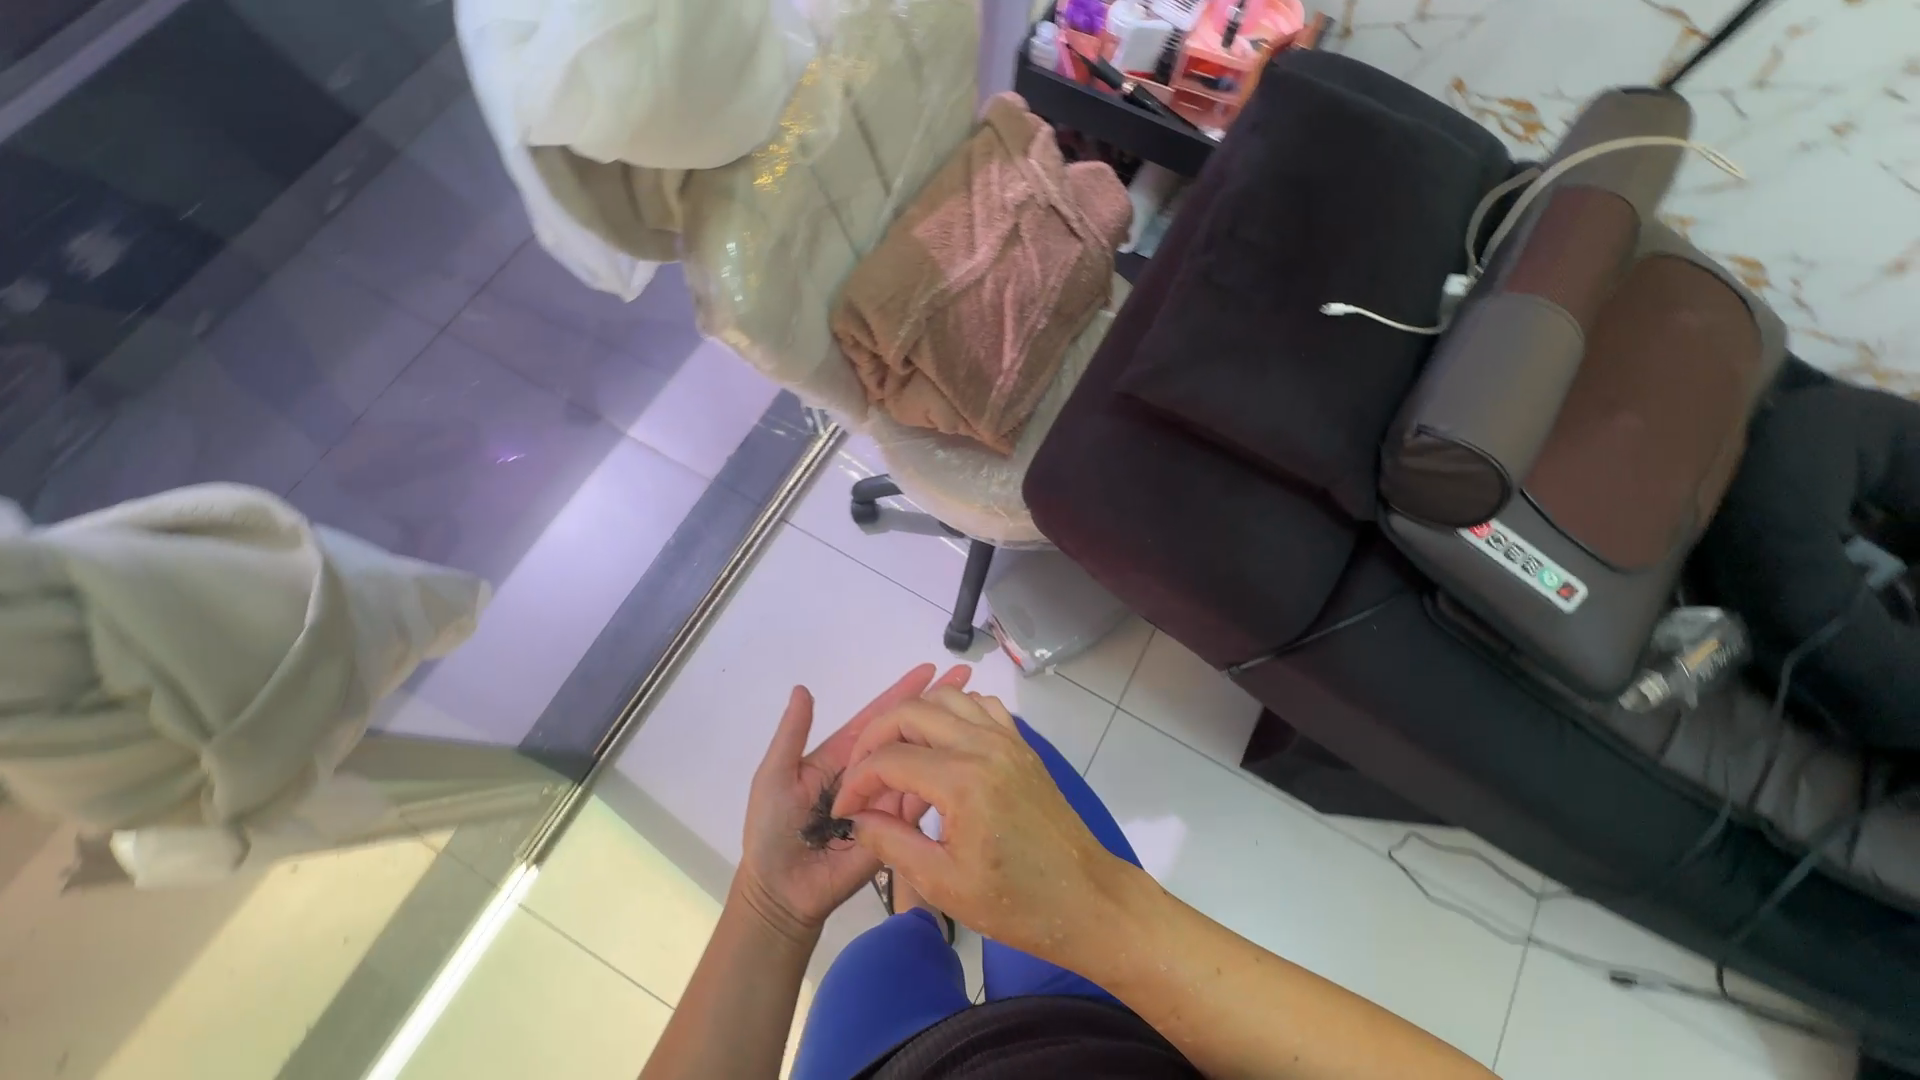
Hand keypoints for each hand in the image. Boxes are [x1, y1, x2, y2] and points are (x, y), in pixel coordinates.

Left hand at [734, 664, 969, 944]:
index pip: (879, 716)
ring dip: (946, 738)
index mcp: (844, 755)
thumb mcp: (774, 776)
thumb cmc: (771, 830)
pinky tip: (966, 760)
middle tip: (966, 678)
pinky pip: (919, 803)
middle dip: (936, 705)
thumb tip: (803, 688)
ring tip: (975, 715)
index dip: (904, 691)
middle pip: (908, 733)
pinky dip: (939, 782)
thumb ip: (792, 735)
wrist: (781, 891)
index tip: (932, 668)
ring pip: (919, 764)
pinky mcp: (896, 831)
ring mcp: (887, 802)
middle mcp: (871, 772)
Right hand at [832, 689, 1134, 961]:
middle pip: (911, 713)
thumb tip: (858, 817)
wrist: (1085, 899)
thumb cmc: (1013, 902)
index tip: (845, 810)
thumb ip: (891, 842)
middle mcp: (984, 745)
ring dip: (912, 720)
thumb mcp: (941, 883)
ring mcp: (1007, 739)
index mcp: (963, 781)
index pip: (889, 760)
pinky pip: (979, 706)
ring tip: (898, 760)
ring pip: (945, 698)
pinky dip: (951, 714)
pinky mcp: (1021, 744)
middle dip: (875, 739)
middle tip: (863, 777)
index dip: (857, 783)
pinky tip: (941, 749)